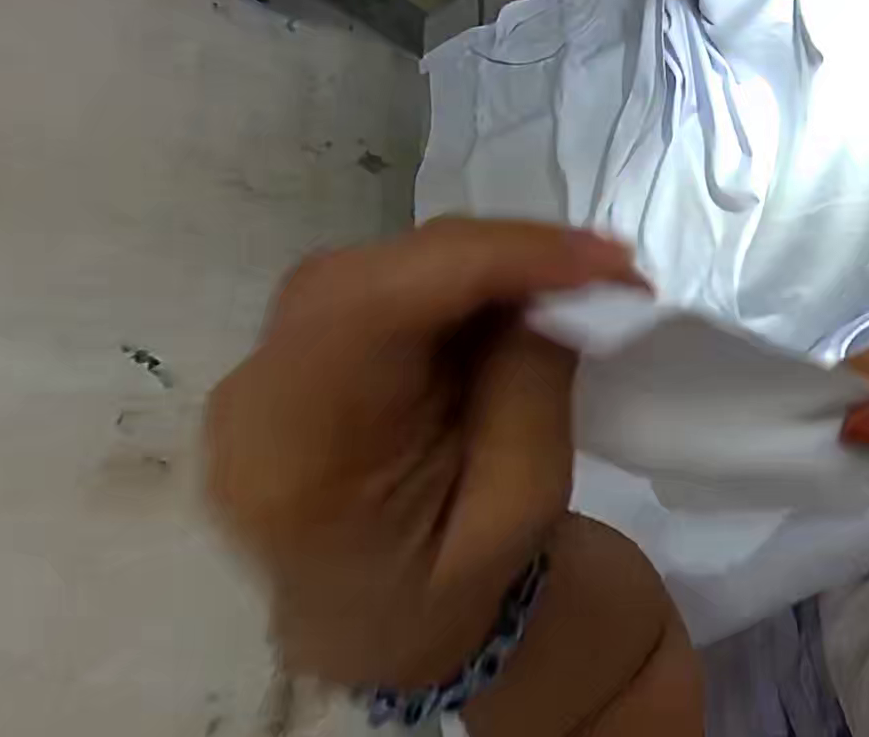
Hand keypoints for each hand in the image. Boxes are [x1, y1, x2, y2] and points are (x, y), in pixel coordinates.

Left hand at [205, 219, 641, 687]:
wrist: (387, 616)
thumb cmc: (454, 584)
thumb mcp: (523, 502)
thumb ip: (531, 385)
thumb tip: (549, 290)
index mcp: (296, 457)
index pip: (371, 311)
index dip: (492, 261)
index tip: (601, 262)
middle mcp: (261, 392)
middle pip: (380, 272)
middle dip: (508, 252)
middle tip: (607, 265)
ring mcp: (280, 360)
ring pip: (396, 260)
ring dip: (500, 257)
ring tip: (581, 277)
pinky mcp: (319, 342)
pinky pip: (405, 275)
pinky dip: (481, 270)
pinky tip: (531, 288)